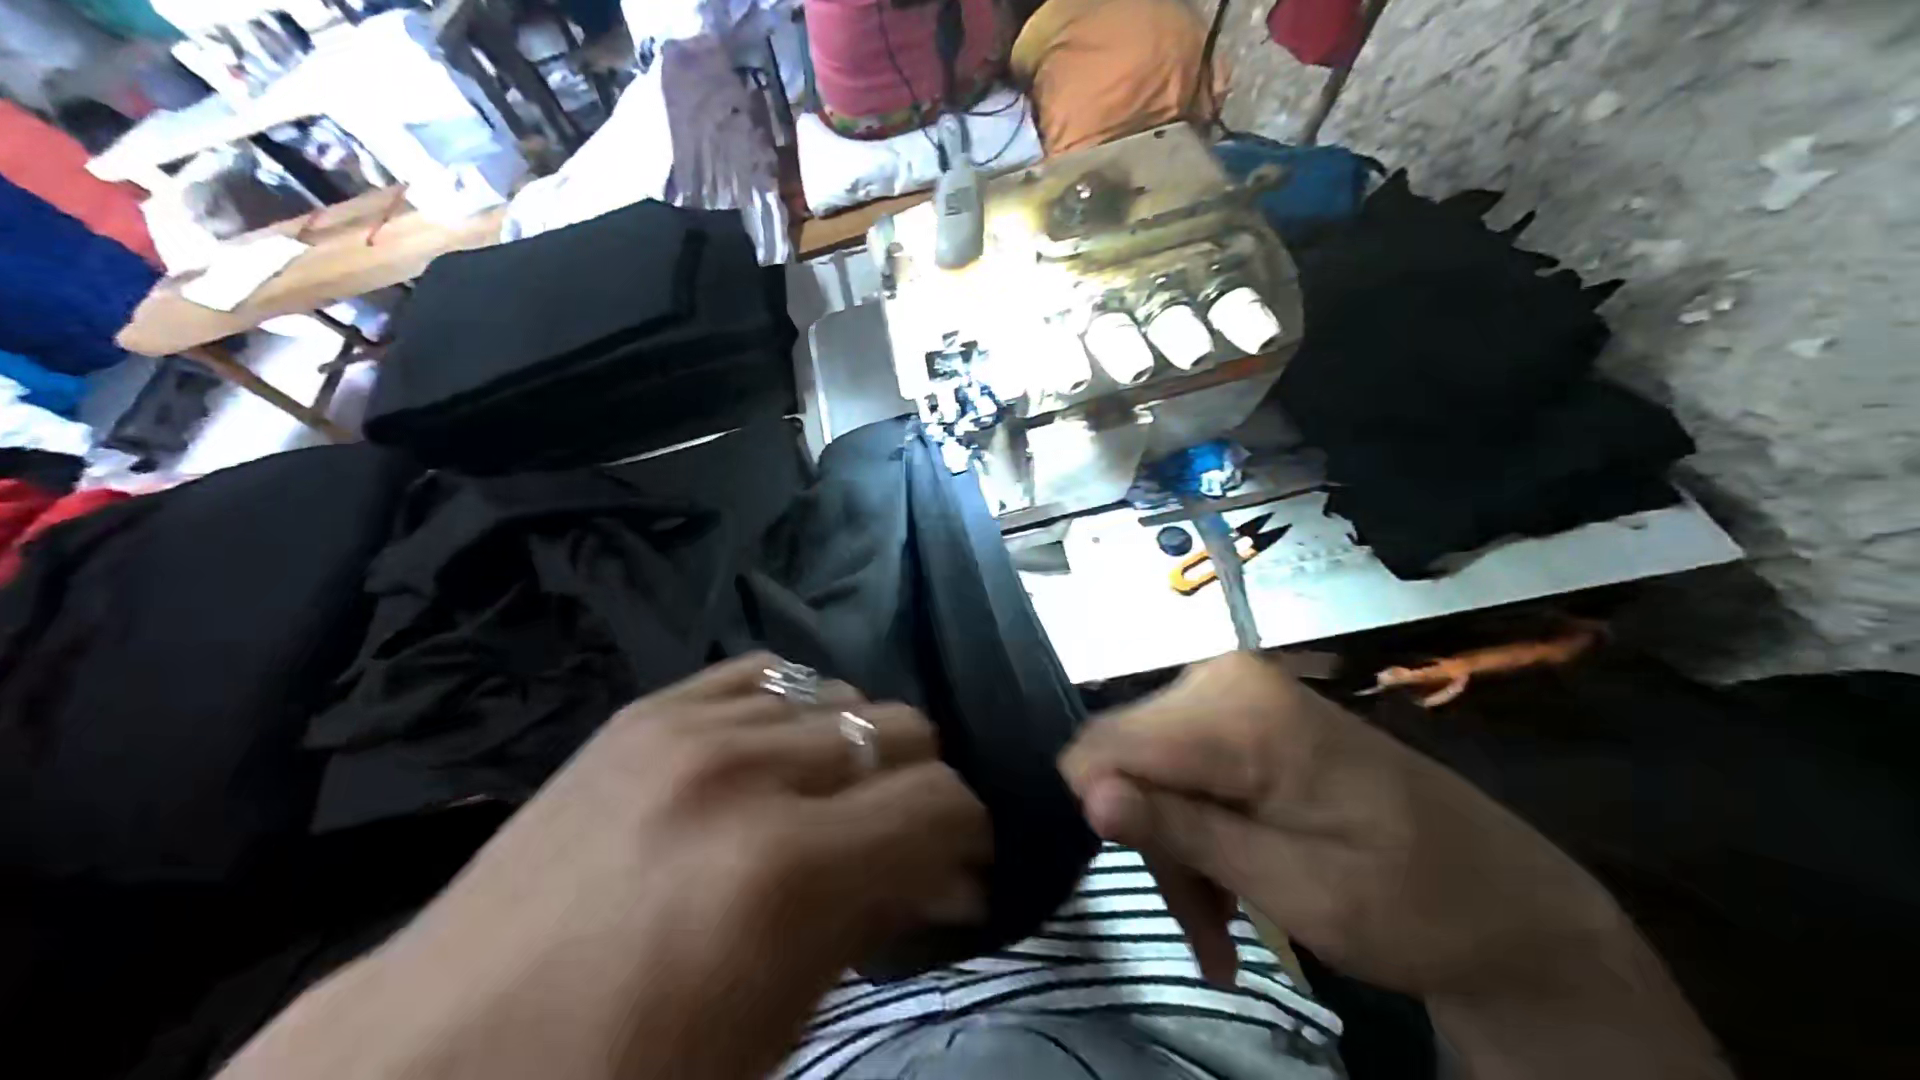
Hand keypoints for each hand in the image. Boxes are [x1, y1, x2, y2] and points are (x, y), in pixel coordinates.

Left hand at [220, 654, 991, 1079]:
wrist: (436, 1061)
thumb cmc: (625, 1077)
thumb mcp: (778, 1020)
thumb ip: (876, 918)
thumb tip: (947, 871)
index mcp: (787, 869)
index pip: (940, 801)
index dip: (968, 833)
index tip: (960, 867)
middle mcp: (748, 771)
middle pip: (900, 728)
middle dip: (921, 785)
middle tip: (901, 839)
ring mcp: (689, 727)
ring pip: (839, 693)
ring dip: (857, 750)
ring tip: (830, 801)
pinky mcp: (646, 711)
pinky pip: (764, 675)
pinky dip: (793, 711)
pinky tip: (774, 758)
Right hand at [1061, 651, 1622, 995]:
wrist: (1509, 900)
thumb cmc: (1417, 903)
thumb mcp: (1297, 887)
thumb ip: (1186, 832)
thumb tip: (1088, 794)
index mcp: (1241, 708)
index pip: (1109, 742)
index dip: (1106, 813)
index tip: (1150, 879)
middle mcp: (1223, 678)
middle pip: (1126, 759)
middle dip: (1152, 843)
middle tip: (1204, 929)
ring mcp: (1232, 693)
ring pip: (1147, 770)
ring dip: (1174, 849)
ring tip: (1221, 930)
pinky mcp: (1240, 715)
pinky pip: (1179, 769)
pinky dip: (1194, 831)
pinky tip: (1228, 889)